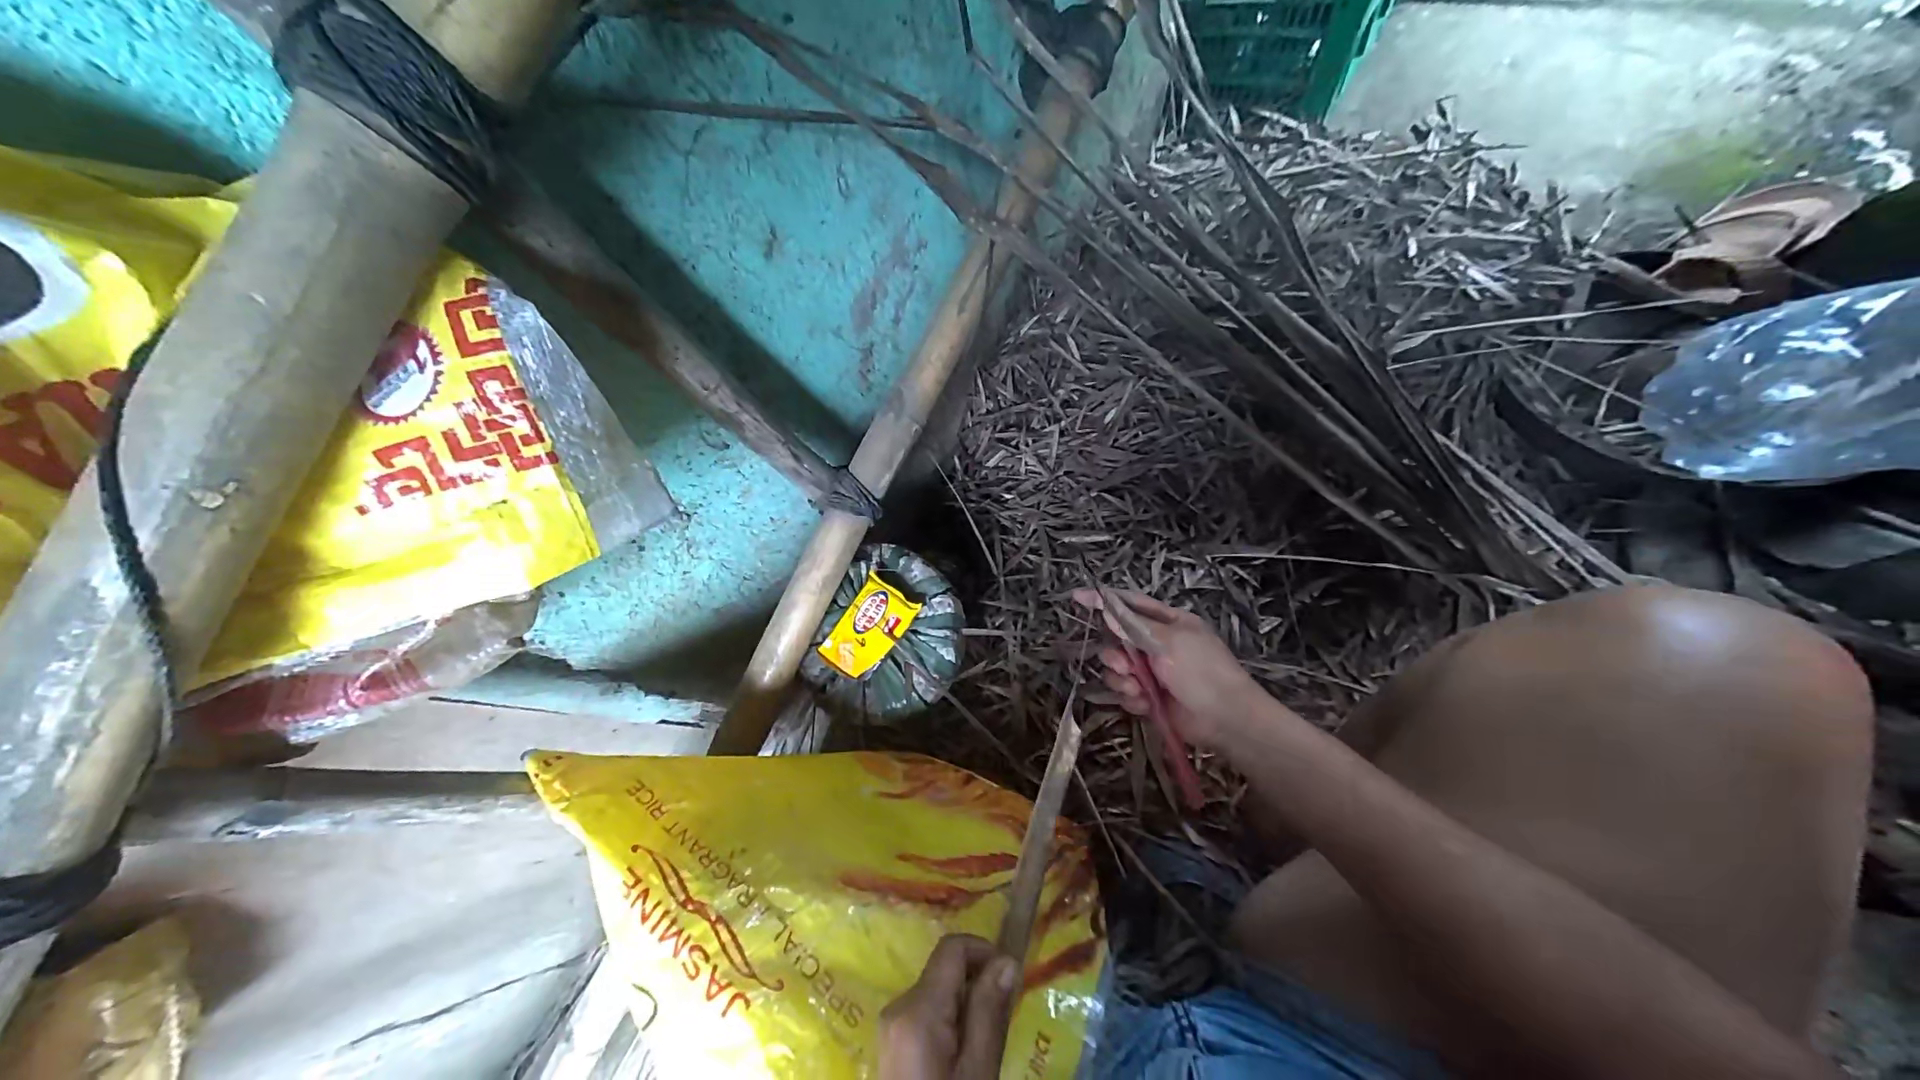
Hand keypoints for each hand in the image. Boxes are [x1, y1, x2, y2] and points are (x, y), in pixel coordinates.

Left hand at [878, 935, 1019, 1079]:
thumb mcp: (978, 1070)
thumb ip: (989, 1011)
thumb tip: (1006, 960)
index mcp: (918, 1008)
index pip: (952, 948)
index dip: (984, 952)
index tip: (1010, 979)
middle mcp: (898, 1005)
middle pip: (945, 970)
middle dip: (977, 985)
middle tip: (1001, 1022)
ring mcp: (890, 1024)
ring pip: (937, 991)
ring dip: (965, 1006)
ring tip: (981, 1048)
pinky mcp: (890, 1041)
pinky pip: (924, 1012)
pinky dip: (948, 1021)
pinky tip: (960, 1059)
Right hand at [1071, 589, 1270, 750]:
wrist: (1224, 718)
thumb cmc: (1201, 670)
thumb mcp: (1168, 640)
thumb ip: (1134, 626)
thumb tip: (1107, 611)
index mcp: (1168, 622)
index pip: (1130, 604)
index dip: (1104, 601)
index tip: (1077, 597)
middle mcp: (1158, 644)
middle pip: (1118, 641)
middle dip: (1115, 655)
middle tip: (1125, 666)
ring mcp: (1154, 672)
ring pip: (1117, 669)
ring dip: (1122, 679)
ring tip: (1138, 690)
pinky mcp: (1150, 698)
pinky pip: (1126, 693)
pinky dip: (1132, 698)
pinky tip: (1145, 704)